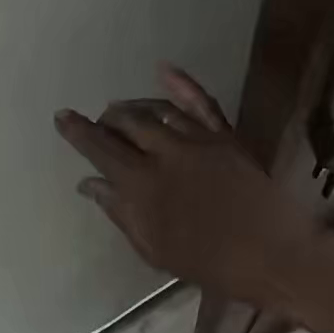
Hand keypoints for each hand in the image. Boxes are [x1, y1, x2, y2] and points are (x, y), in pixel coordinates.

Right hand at [55, 65, 327, 308]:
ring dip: (135, 106)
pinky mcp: (226, 136)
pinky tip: (164, 69)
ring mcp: (198, 140)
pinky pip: (201, 103)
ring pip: (158, 109)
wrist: (270, 255)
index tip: (63, 117)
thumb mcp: (154, 248)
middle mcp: (166, 154)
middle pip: (127, 122)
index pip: (101, 150)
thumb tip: (89, 183)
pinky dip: (181, 83)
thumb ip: (120, 212)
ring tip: (124, 109)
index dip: (79, 132)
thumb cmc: (208, 263)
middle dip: (108, 119)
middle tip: (101, 125)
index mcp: (142, 186)